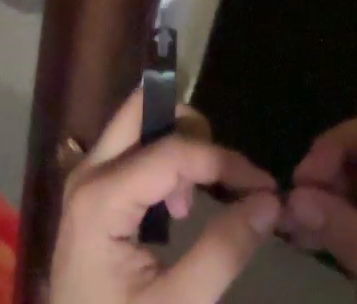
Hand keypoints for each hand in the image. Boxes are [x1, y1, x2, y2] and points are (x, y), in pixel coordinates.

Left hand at [50, 89, 281, 302]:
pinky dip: (165, 160)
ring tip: (194, 203)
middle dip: (192, 128)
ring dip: (178, 145)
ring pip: (139, 123)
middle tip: (223, 172)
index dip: (225, 161)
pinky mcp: (93, 191)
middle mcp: (88, 171)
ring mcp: (86, 178)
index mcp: (101, 197)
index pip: (174, 150)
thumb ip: (224, 250)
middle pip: (143, 107)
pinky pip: (133, 149)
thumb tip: (270, 201)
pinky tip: (178, 207)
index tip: (266, 185)